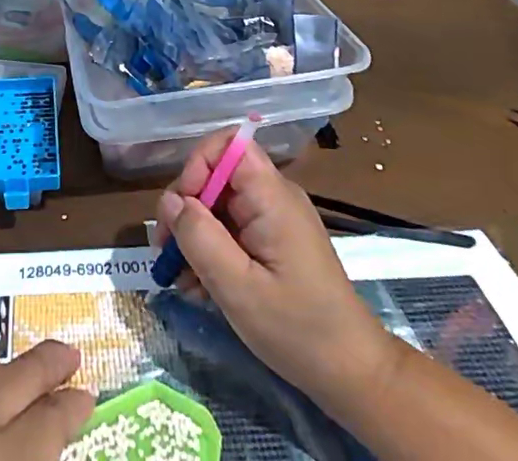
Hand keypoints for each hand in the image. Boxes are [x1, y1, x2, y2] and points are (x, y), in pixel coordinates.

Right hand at [154, 129, 398, 397]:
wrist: (351, 372)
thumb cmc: (298, 329)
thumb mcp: (237, 287)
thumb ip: (199, 237)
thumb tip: (169, 199)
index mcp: (272, 197)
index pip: (229, 144)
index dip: (197, 164)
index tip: (180, 209)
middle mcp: (272, 198)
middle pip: (215, 175)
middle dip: (185, 209)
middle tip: (167, 253)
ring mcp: (272, 220)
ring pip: (217, 205)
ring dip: (192, 236)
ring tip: (181, 278)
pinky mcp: (270, 242)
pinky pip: (229, 230)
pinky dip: (209, 252)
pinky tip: (198, 287)